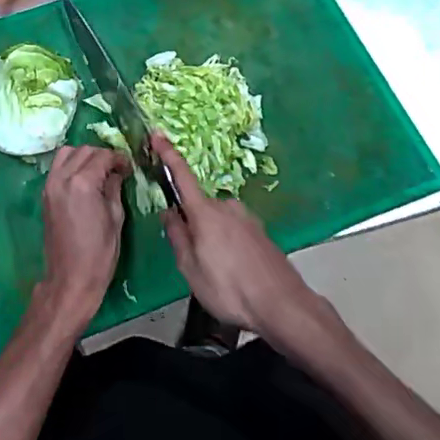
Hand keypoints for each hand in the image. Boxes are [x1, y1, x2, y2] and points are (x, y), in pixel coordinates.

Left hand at [35, 144, 127, 326]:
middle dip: (102, 155)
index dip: (119, 159)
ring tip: (98, 172)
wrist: (70, 279)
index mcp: (82, 183)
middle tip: (116, 170)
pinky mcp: (45, 195)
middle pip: (84, 150)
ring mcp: (50, 186)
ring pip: (67, 154)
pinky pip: (58, 168)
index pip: (102, 156)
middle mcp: (62, 178)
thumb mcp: (115, 217)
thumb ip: (114, 188)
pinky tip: (84, 180)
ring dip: (84, 157)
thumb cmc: (99, 253)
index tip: (128, 168)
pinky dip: (71, 165)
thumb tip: (116, 172)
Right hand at [156, 133, 325, 337]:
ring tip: (217, 274)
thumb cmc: (230, 288)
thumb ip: (177, 237)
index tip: (157, 135)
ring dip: (211, 239)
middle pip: (199, 208)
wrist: (282, 304)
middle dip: (192, 226)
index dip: (167, 154)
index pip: (181, 176)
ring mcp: (246, 218)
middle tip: (194, 260)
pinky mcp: (260, 232)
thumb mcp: (190, 268)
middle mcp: (227, 207)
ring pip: (217, 222)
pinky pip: (233, 231)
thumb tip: (169, 213)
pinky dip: (228, 246)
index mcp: (205, 212)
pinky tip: (234, 272)